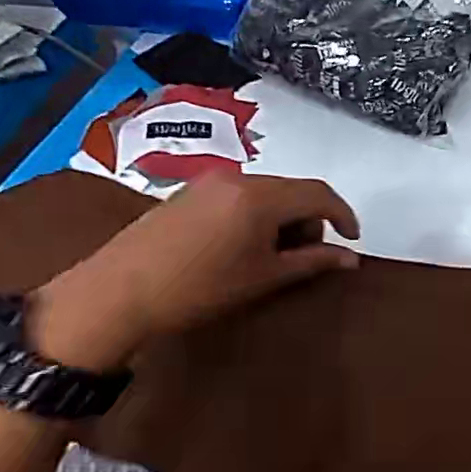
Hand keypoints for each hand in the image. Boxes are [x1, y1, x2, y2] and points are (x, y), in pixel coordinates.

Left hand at [30, 171, 360, 369]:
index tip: (352, 242)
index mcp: (261, 197)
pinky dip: (258, 215)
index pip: (320, 194)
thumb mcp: (266, 277)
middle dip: (311, 220)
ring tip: (272, 256)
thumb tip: (351, 258)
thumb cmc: (202, 288)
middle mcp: (238, 178)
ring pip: (268, 192)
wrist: (118, 292)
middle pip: (294, 190)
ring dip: (284, 218)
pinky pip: (241, 195)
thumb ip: (314, 261)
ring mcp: (210, 182)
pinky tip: (243, 246)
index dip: (343, 216)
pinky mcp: (189, 192)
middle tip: (306, 256)